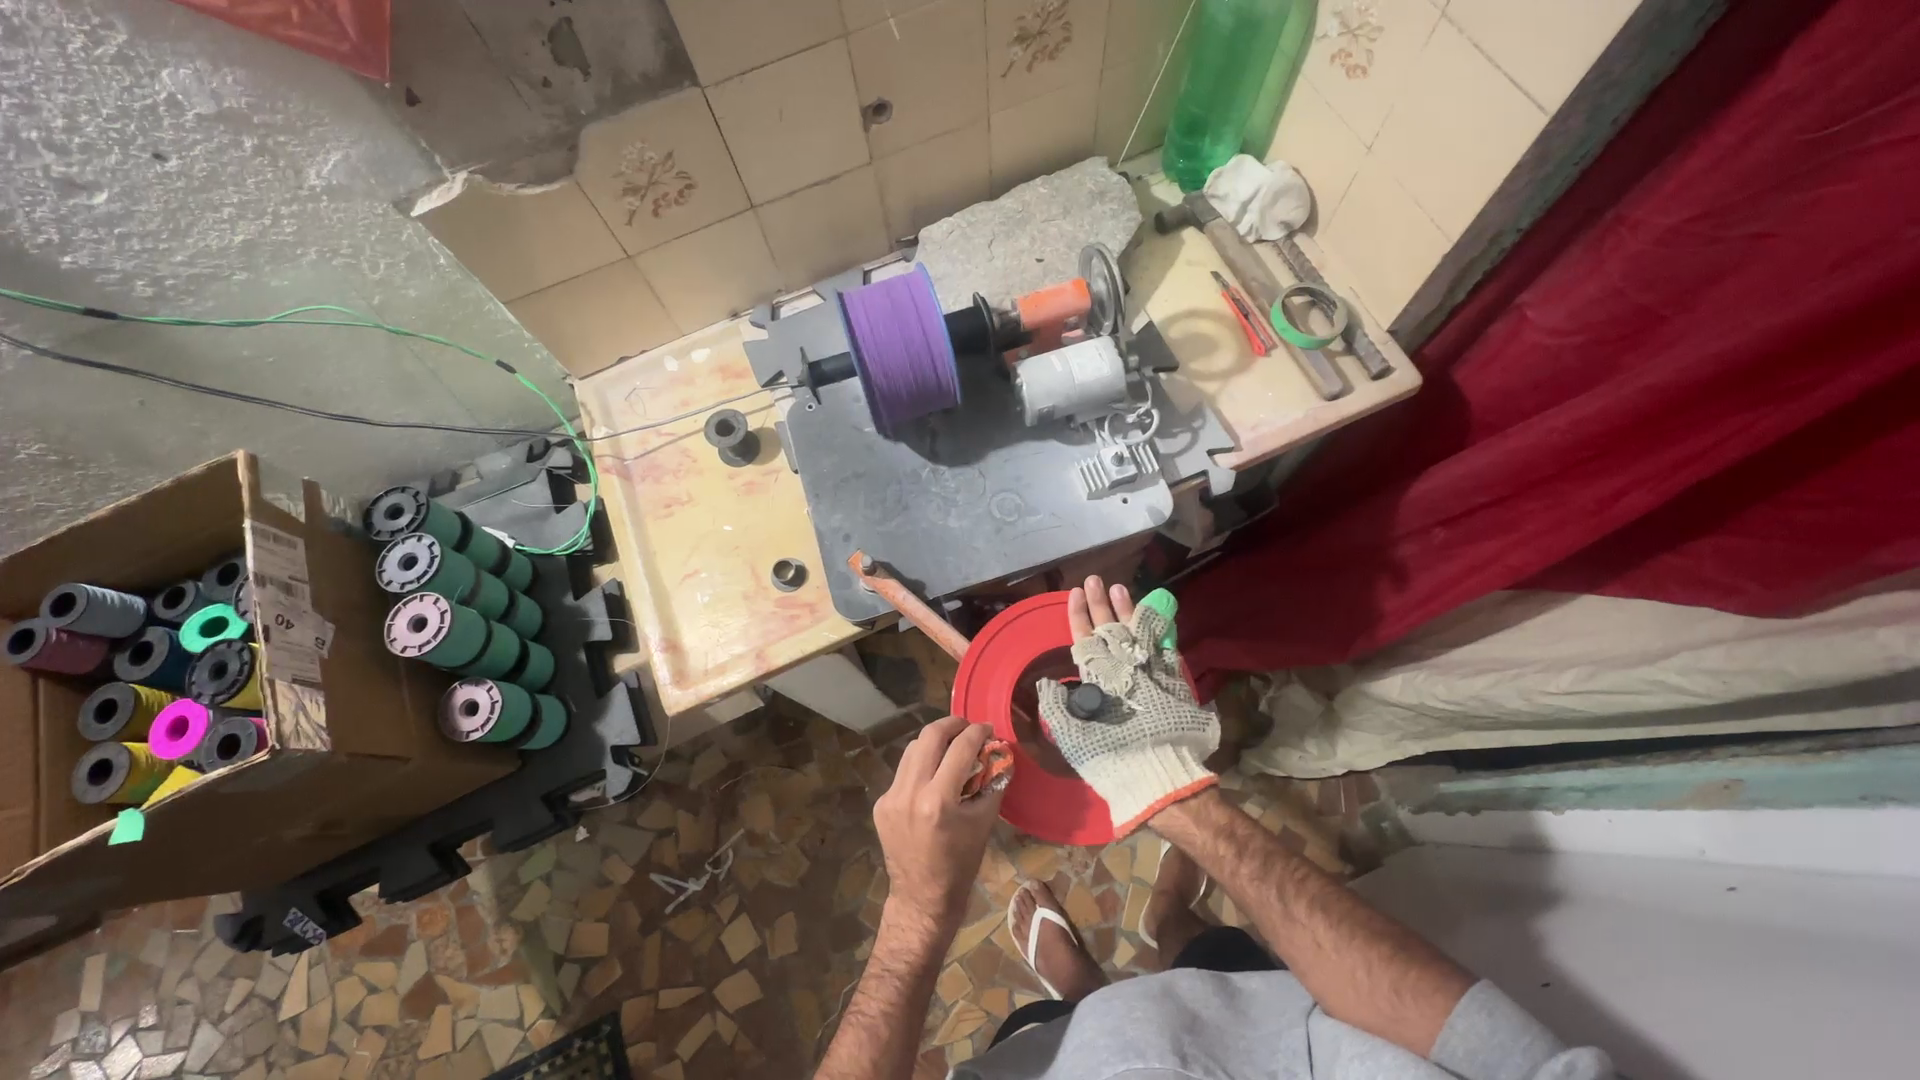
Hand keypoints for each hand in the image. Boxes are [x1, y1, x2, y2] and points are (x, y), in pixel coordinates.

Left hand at [873, 716, 1004, 936]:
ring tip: (951, 746)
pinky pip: (903, 772)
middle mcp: (910, 793)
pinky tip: (933, 776)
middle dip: (951, 725)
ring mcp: (891, 797)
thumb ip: (992, 784)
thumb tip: (999, 754)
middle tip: (968, 727)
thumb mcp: (984, 822)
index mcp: (939, 800)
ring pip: (912, 750)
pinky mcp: (881, 804)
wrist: (923, 897)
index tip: (988, 728)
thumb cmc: (961, 863)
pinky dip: (921, 766)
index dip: (977, 732)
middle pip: (929, 737)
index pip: (960, 748)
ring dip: (933, 742)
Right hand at [1037, 576, 1220, 835]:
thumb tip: (1047, 684)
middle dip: (1099, 603)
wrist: (1158, 774)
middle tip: (1094, 580)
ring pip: (1136, 631)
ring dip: (1126, 609)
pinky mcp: (1173, 682)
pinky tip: (1153, 617)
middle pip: (1109, 628)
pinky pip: (1162, 648)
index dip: (1078, 616)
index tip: (1075, 593)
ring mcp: (1150, 672)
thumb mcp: (1073, 737)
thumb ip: (1057, 707)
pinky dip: (1156, 630)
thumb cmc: (1110, 759)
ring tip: (1118, 588)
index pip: (1084, 638)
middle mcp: (1123, 668)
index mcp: (1097, 679)